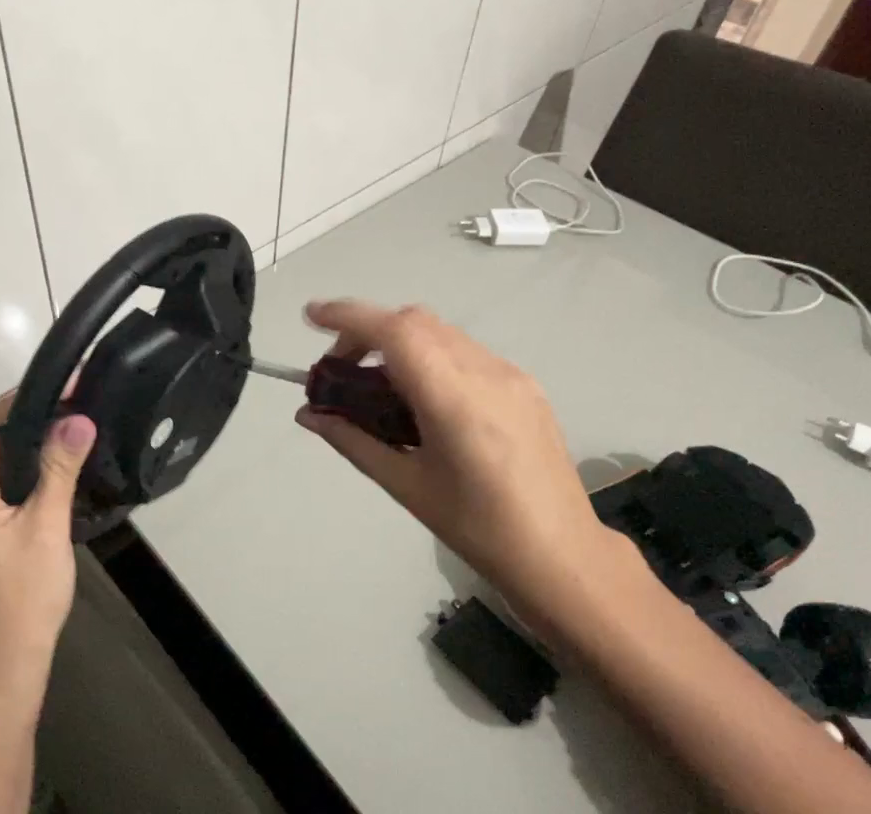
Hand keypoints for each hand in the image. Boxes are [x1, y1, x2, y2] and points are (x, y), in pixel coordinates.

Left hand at [0, 396, 96, 694]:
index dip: (38, 400)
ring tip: (80, 428)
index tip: (77, 382)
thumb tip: (78, 417)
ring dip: (36, 446)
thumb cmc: (24, 594)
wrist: (6, 659)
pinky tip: (60, 465)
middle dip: (39, 420)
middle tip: (86, 403)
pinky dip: (27, 471)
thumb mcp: (47, 525)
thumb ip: (60, 467)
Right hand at [296, 300, 629, 610]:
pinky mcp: (526, 385)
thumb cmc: (477, 529)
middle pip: (415, 322)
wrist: (562, 555)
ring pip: (440, 333)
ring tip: (375, 385)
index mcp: (455, 401)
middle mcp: (487, 373)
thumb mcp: (405, 485)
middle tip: (339, 368)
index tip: (311, 316)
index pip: (396, 333)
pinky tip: (419, 398)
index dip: (349, 316)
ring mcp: (511, 375)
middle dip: (368, 330)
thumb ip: (353, 440)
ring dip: (398, 342)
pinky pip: (465, 351)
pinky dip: (428, 356)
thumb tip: (308, 415)